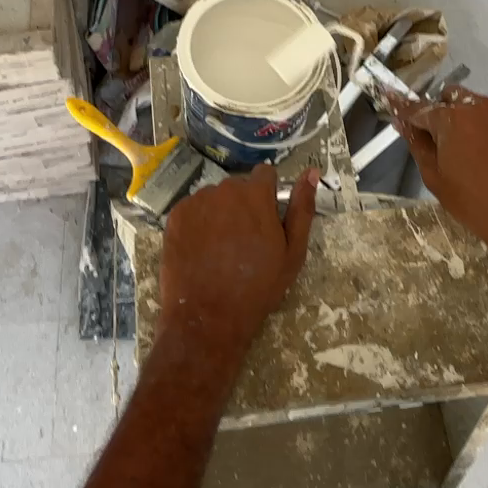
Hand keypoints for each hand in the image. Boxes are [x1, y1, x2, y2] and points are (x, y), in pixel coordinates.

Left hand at [159, 164, 318, 351]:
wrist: (208, 316)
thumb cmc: (258, 286)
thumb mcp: (292, 251)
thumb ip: (302, 208)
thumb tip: (312, 172)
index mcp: (255, 194)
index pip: (265, 173)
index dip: (269, 194)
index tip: (267, 218)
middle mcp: (224, 189)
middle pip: (239, 187)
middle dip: (244, 205)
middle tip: (245, 241)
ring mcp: (196, 201)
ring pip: (215, 198)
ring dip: (220, 213)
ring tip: (221, 248)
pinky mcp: (175, 215)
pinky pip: (193, 210)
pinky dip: (199, 223)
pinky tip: (202, 250)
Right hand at [389, 88, 487, 254]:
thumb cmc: (474, 203)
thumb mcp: (435, 177)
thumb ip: (417, 144)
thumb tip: (404, 123)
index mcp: (451, 119)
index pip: (420, 108)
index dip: (403, 107)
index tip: (392, 100)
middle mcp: (481, 107)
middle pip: (453, 98)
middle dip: (444, 112)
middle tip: (445, 141)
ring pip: (483, 108)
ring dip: (474, 122)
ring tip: (480, 155)